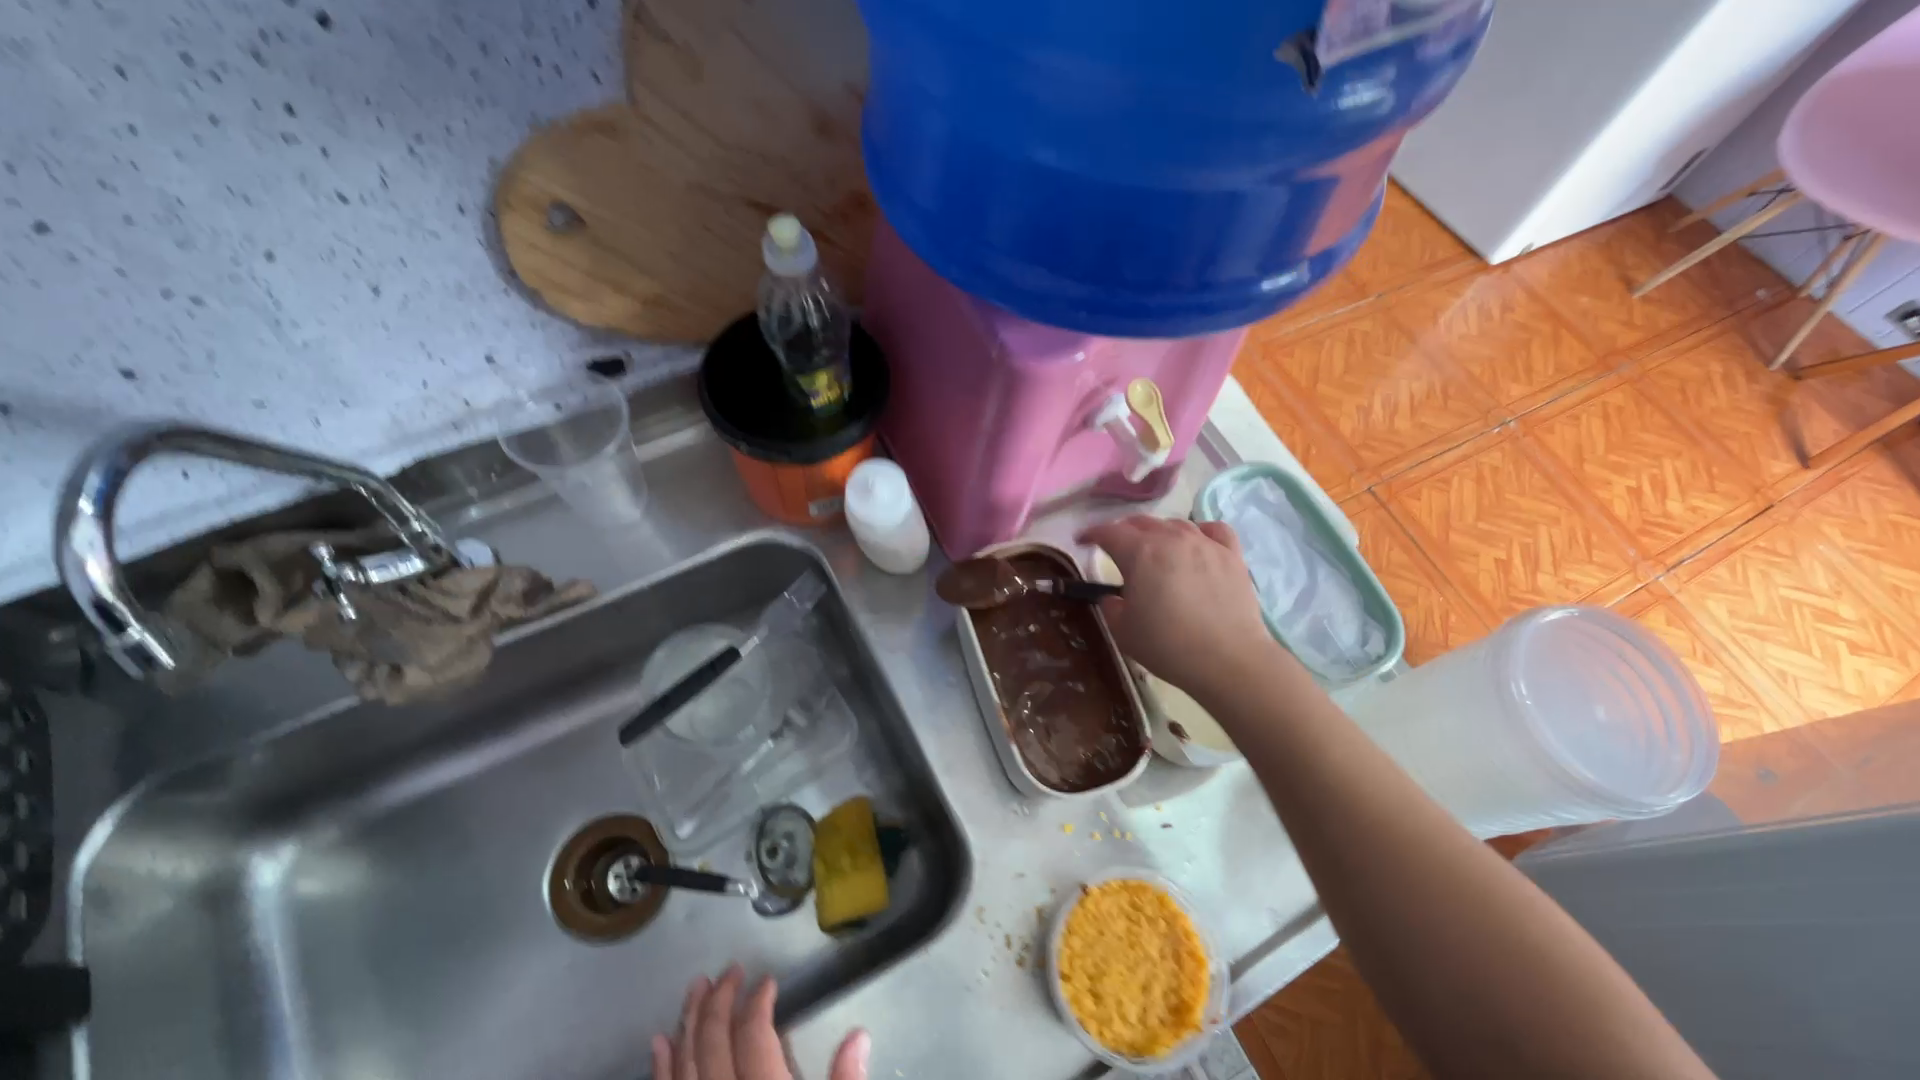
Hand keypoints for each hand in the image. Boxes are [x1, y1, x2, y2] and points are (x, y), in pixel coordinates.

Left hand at [653, 965, 868, 1079]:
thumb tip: (859, 1035)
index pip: (753, 1035)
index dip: (758, 1003)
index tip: (767, 981)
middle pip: (713, 1042)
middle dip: (720, 1001)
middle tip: (729, 971)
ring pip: (686, 1064)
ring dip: (689, 1021)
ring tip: (696, 987)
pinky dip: (662, 1066)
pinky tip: (660, 1041)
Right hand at [1079, 516, 1286, 700]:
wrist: (1227, 659)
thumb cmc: (1168, 646)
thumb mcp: (1124, 631)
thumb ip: (1111, 607)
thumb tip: (1114, 598)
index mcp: (1140, 553)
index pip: (1109, 532)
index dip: (1092, 534)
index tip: (1083, 540)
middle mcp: (1172, 539)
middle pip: (1142, 523)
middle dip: (1124, 531)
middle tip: (1117, 547)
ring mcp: (1206, 544)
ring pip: (1176, 524)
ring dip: (1160, 532)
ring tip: (1156, 547)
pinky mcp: (1232, 555)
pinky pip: (1215, 530)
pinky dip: (1201, 532)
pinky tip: (1198, 543)